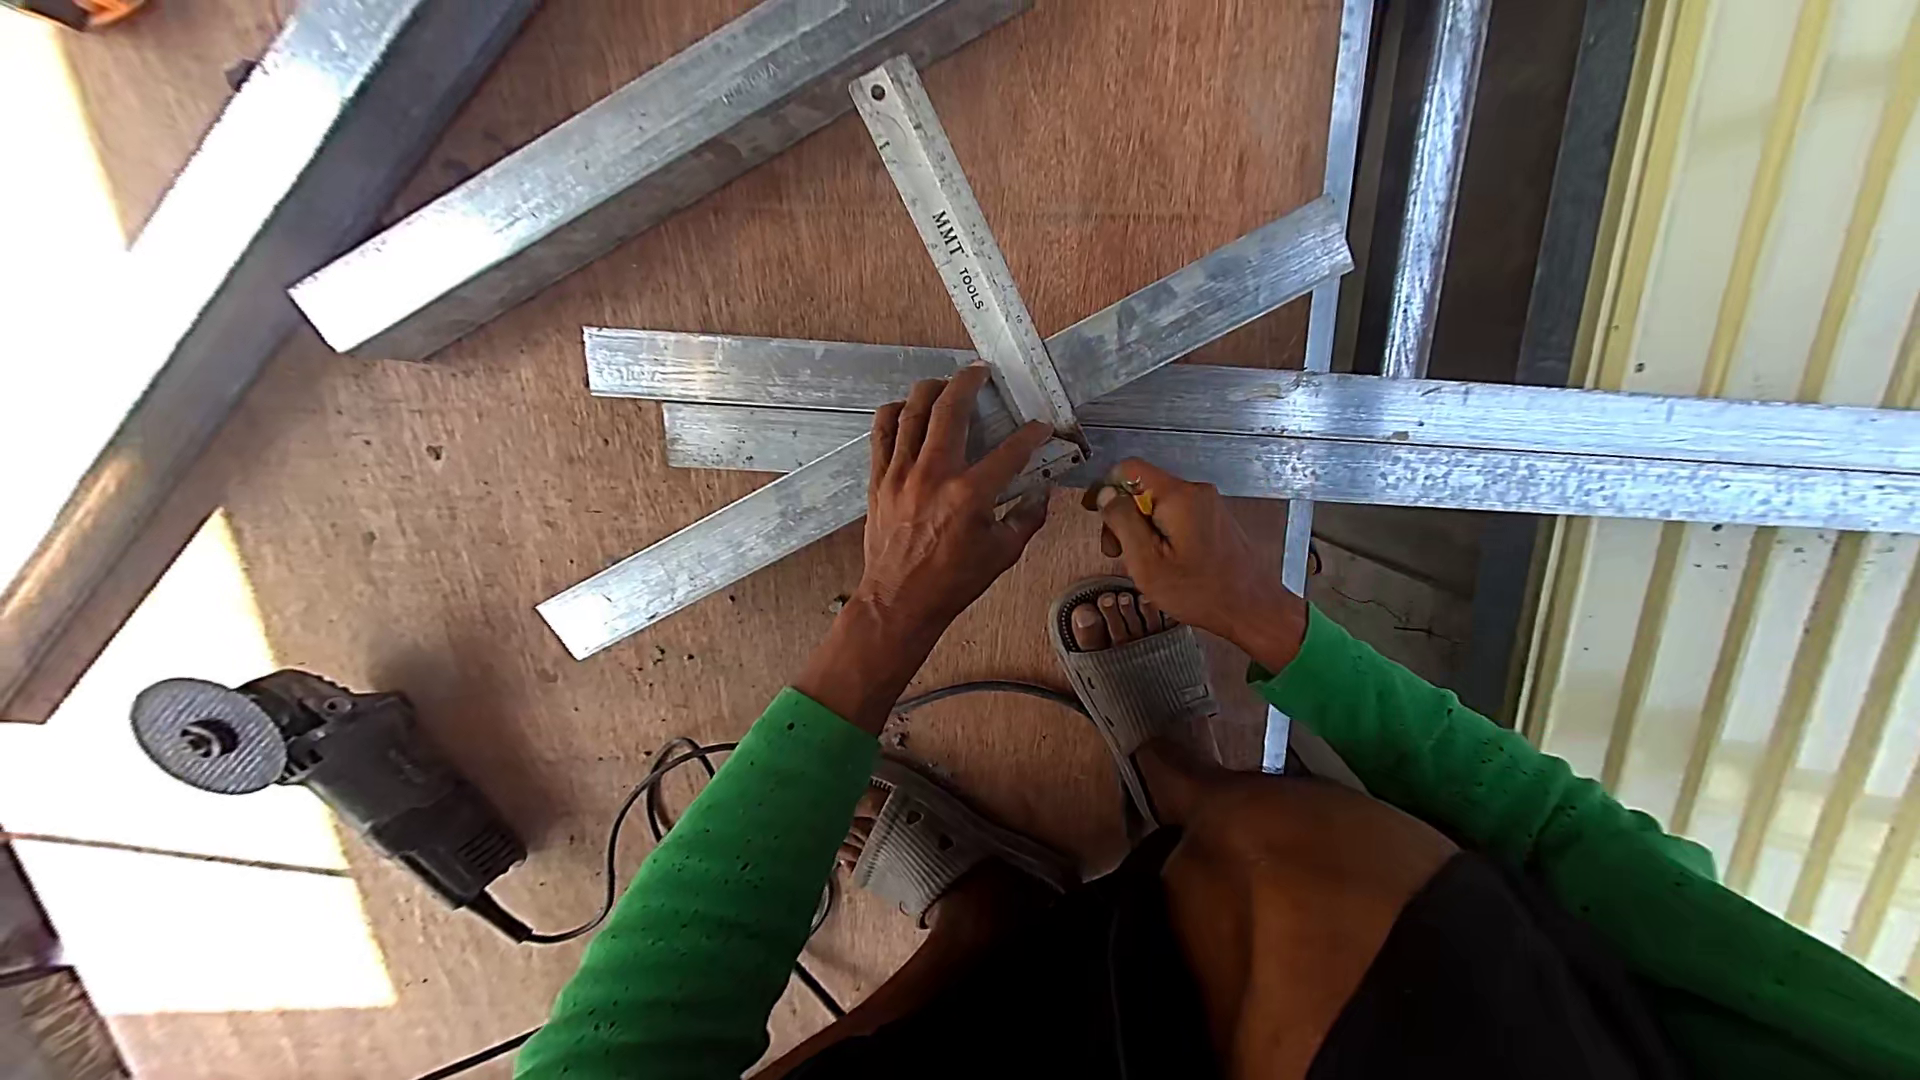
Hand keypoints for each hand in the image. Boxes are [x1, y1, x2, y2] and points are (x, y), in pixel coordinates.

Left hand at [795, 365, 1052, 732]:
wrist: (900, 600)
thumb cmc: (952, 582)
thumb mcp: (1003, 554)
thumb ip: (1028, 518)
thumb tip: (1042, 493)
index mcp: (971, 495)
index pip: (1011, 449)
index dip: (1032, 433)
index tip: (1041, 426)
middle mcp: (934, 474)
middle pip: (952, 408)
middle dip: (970, 382)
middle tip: (980, 373)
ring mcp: (901, 474)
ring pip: (913, 411)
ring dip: (931, 388)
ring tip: (944, 383)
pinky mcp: (879, 479)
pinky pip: (882, 432)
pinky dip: (894, 412)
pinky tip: (905, 408)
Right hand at [1093, 458, 1307, 670]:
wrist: (1253, 609)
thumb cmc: (1201, 592)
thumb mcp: (1147, 561)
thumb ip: (1122, 521)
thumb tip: (1106, 495)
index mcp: (1178, 497)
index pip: (1129, 469)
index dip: (1105, 488)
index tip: (1096, 514)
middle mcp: (1196, 492)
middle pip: (1143, 487)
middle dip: (1122, 516)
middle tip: (1116, 551)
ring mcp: (1208, 505)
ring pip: (1158, 503)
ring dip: (1140, 528)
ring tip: (1141, 562)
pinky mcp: (1213, 519)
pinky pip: (1175, 515)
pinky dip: (1159, 533)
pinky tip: (1162, 561)